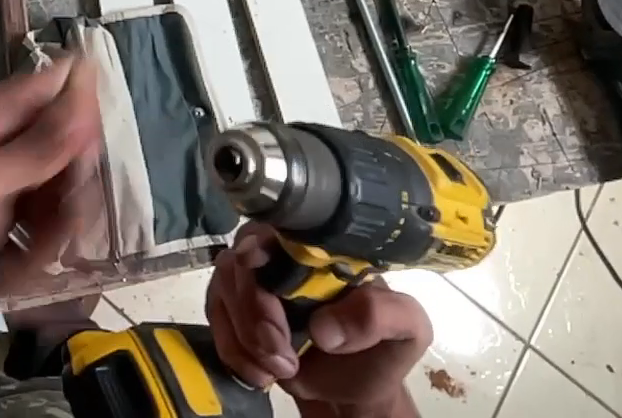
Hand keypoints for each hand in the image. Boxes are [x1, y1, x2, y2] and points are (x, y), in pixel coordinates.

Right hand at [206, 225, 431, 412]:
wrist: (352, 393)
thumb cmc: (378, 352)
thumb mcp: (407, 330)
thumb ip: (381, 315)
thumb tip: (323, 328)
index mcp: (316, 248)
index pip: (275, 226)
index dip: (258, 242)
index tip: (254, 264)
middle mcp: (277, 253)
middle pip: (240, 261)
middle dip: (254, 311)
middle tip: (282, 353)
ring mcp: (250, 279)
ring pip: (223, 288)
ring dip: (246, 336)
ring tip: (282, 368)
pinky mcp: (232, 306)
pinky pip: (214, 317)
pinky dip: (233, 350)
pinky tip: (262, 374)